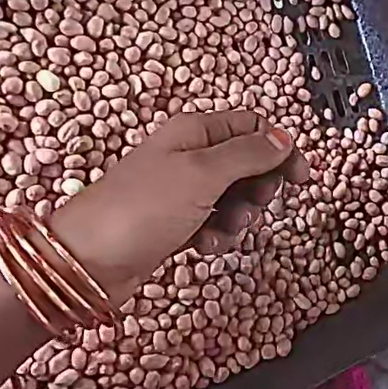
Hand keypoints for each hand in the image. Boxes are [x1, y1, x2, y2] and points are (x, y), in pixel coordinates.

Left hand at [47, 111, 310, 297]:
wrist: (87, 262)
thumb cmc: (142, 208)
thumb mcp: (203, 173)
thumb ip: (249, 154)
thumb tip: (284, 138)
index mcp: (195, 131)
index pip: (253, 126)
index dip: (280, 148)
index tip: (300, 178)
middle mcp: (190, 156)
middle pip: (248, 162)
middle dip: (259, 186)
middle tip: (255, 204)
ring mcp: (183, 191)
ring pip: (235, 196)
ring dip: (239, 215)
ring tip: (222, 229)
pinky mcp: (177, 222)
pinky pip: (215, 223)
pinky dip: (217, 235)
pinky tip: (202, 246)